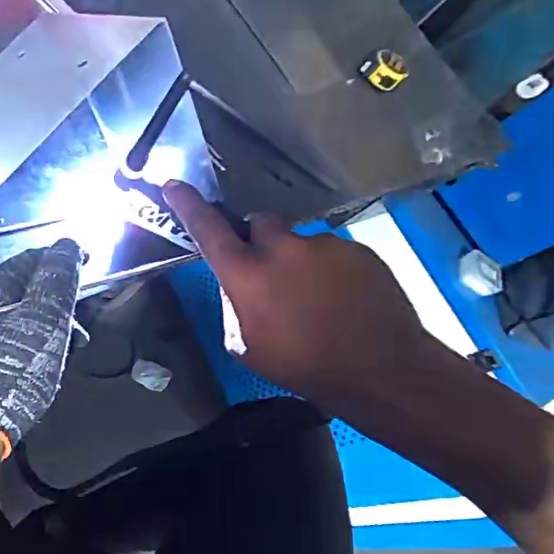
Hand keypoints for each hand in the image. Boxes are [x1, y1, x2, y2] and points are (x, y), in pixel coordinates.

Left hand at [0, 238, 82, 453]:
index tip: (87, 267)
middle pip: (26, 283)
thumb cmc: (12, 372)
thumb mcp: (43, 322)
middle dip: (58, 294)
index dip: (63, 260)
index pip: (31, 257)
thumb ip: (57, 281)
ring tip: (71, 339)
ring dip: (50, 318)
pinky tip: (49, 353)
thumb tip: (68, 246)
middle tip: (81, 313)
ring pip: (22, 309)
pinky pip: (15, 330)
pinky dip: (36, 335)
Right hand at [163, 181, 430, 406]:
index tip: (174, 185)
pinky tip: (342, 300)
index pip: (209, 229)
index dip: (188, 205)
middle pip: (260, 222)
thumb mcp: (247, 348)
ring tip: (317, 299)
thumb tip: (240, 289)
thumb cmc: (304, 367)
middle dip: (258, 239)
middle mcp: (283, 248)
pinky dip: (331, 271)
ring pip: (300, 242)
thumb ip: (235, 307)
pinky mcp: (358, 249)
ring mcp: (324, 245)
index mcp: (248, 274)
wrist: (380, 369)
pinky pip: (333, 253)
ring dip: (299, 262)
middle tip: (268, 270)